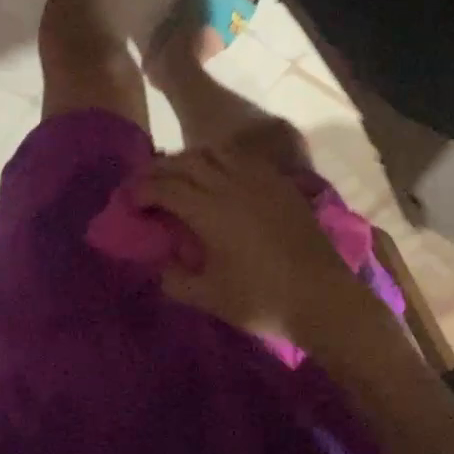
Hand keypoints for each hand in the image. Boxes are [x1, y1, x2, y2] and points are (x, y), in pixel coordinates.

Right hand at [135, 129, 374, 342]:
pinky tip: (218, 173)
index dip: (142, 190)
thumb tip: (160, 266)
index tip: (129, 201)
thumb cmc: (263, 301)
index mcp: (209, 211)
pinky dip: (219, 159)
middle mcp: (230, 185)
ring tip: (178, 173)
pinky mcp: (279, 183)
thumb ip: (176, 281)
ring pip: (213, 152)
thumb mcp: (211, 298)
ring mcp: (257, 180)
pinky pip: (241, 158)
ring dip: (189, 159)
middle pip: (185, 163)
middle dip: (159, 169)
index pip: (165, 187)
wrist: (324, 298)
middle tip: (145, 183)